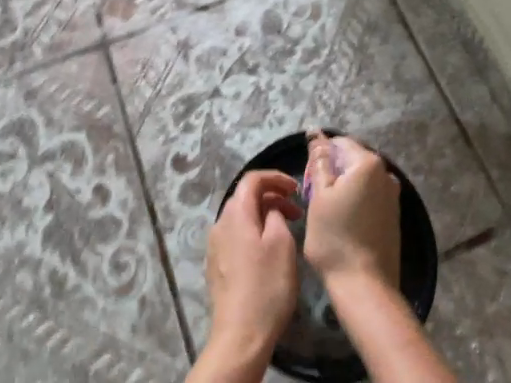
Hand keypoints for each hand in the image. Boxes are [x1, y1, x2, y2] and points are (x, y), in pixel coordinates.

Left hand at [204, 170, 303, 359]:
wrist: (241, 333)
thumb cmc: (267, 285)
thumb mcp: (282, 243)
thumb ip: (276, 215)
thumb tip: (270, 209)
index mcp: (235, 214)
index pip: (252, 179)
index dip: (275, 178)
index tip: (295, 189)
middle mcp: (220, 224)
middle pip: (245, 197)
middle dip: (271, 197)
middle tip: (295, 212)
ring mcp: (215, 246)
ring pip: (241, 218)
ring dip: (263, 216)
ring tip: (285, 231)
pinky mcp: (217, 265)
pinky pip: (236, 236)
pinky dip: (254, 232)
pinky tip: (268, 251)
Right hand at [303, 131, 400, 289]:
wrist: (365, 284)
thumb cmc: (334, 238)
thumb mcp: (318, 196)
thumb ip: (319, 161)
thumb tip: (316, 134)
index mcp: (368, 163)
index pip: (339, 143)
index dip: (320, 158)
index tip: (308, 182)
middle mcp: (386, 173)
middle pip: (351, 159)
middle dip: (332, 172)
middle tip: (314, 198)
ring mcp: (393, 195)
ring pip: (360, 179)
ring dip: (343, 187)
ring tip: (328, 212)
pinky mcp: (393, 214)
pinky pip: (370, 196)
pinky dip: (355, 201)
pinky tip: (344, 222)